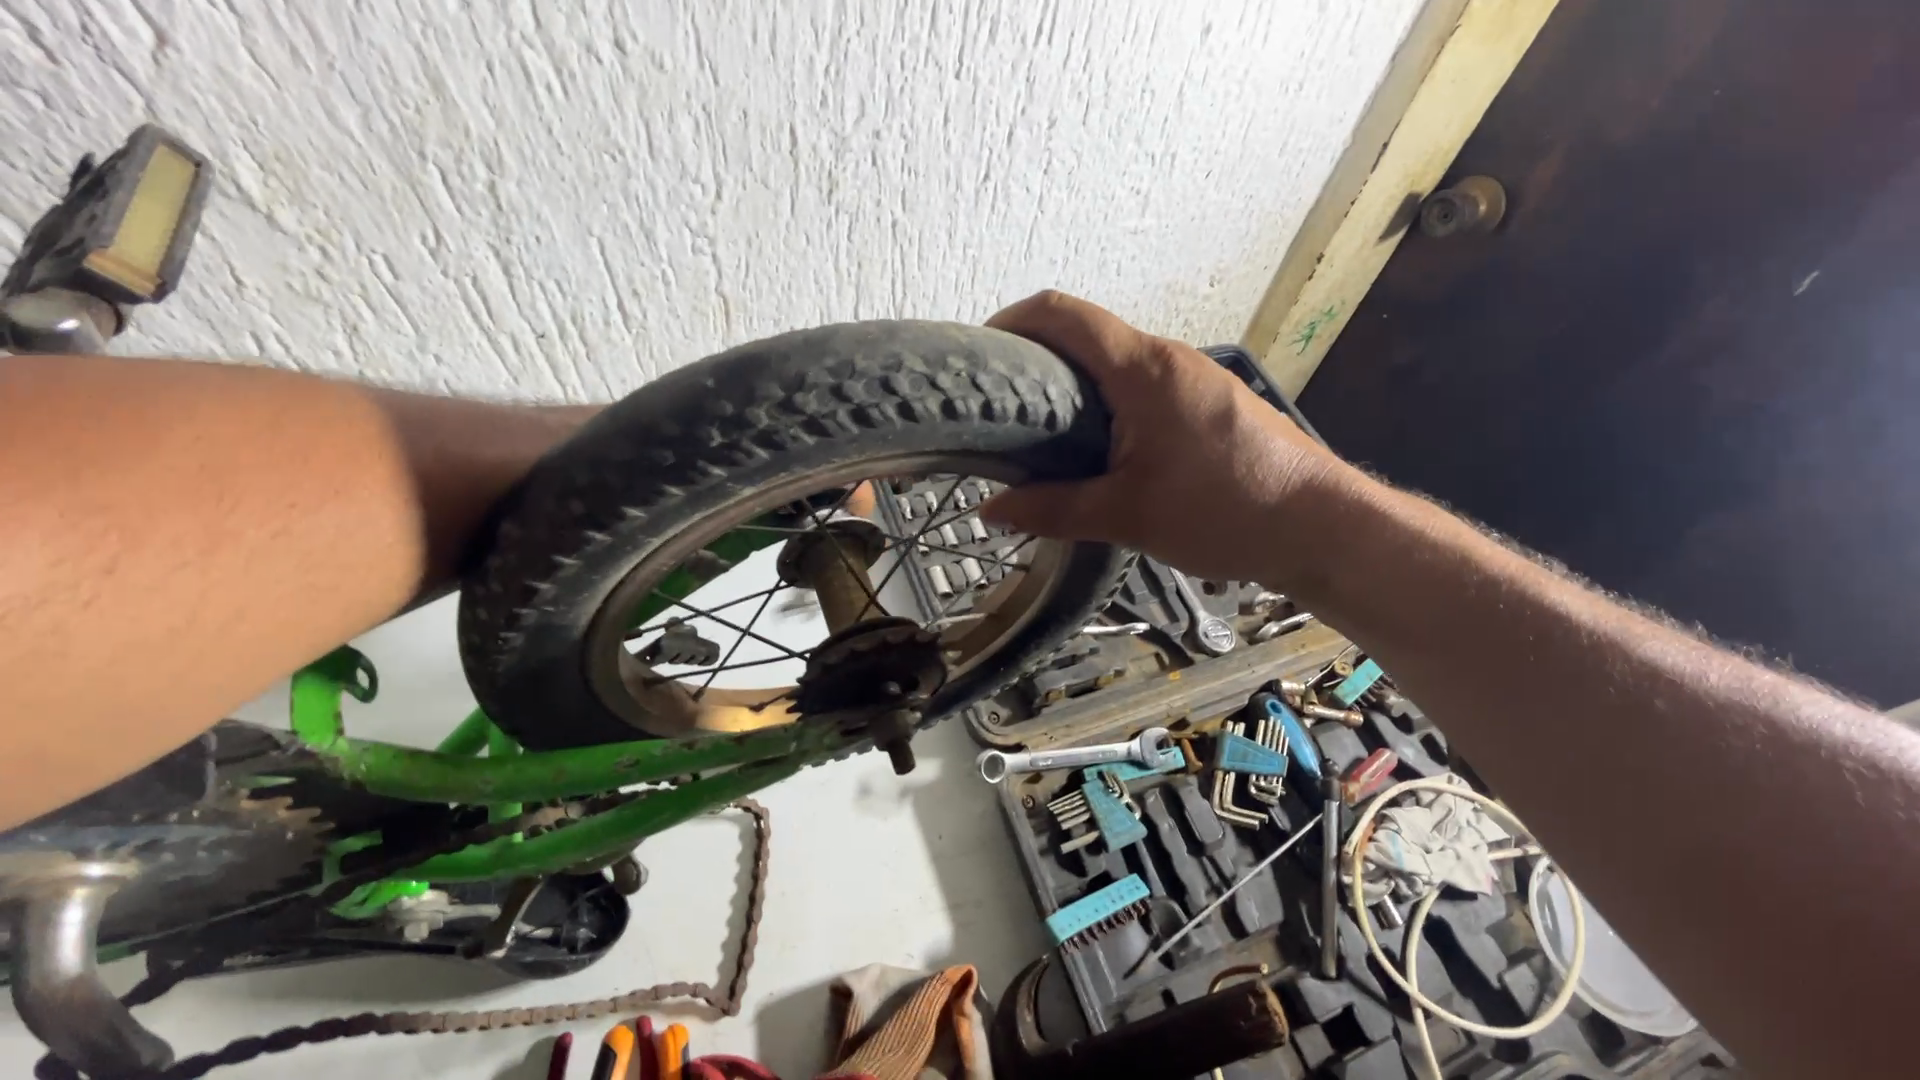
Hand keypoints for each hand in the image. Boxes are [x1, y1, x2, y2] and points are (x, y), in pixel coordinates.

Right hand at [980, 291, 1356, 584]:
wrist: (1322, 526)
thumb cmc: (1225, 511)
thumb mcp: (1128, 516)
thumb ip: (1054, 509)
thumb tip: (991, 510)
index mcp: (1142, 369)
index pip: (1062, 314)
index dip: (1011, 323)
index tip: (976, 357)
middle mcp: (1166, 358)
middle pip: (1084, 337)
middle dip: (1033, 363)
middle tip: (995, 411)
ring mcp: (1192, 378)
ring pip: (1113, 366)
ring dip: (1070, 390)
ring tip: (1034, 438)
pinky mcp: (1207, 403)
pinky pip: (1139, 389)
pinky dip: (1103, 407)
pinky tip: (1092, 453)